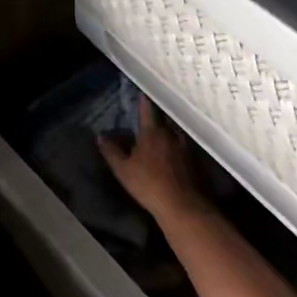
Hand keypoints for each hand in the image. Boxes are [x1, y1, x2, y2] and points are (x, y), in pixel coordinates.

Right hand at [97, 96, 207, 221]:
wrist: (182, 203)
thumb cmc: (148, 184)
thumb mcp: (123, 170)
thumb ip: (111, 152)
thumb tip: (100, 137)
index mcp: (153, 132)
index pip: (147, 111)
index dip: (144, 102)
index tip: (142, 93)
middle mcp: (171, 134)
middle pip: (163, 120)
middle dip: (157, 117)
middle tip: (150, 116)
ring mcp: (186, 146)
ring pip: (175, 133)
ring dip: (168, 132)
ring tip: (162, 135)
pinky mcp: (195, 159)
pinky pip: (184, 146)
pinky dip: (177, 146)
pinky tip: (174, 154)